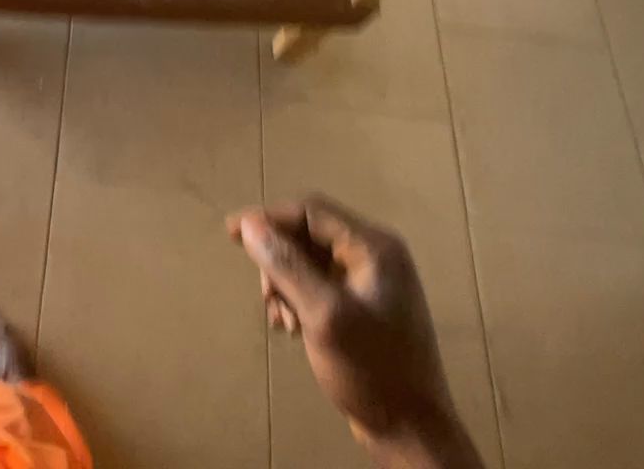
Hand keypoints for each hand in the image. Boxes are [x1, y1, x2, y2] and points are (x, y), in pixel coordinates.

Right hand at [228, 195, 480, 468]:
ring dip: (286, 282)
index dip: (268, 218)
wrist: (412, 432)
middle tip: (265, 296)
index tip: (231, 233)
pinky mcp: (364, 304)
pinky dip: (299, 298)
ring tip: (282, 319)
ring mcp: (372, 280)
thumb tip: (249, 225)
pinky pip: (320, 283)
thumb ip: (287, 266)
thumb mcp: (323, 315)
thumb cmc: (371, 369)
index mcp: (374, 247)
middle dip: (279, 260)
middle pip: (309, 234)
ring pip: (310, 260)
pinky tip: (293, 327)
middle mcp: (376, 254)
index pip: (310, 211)